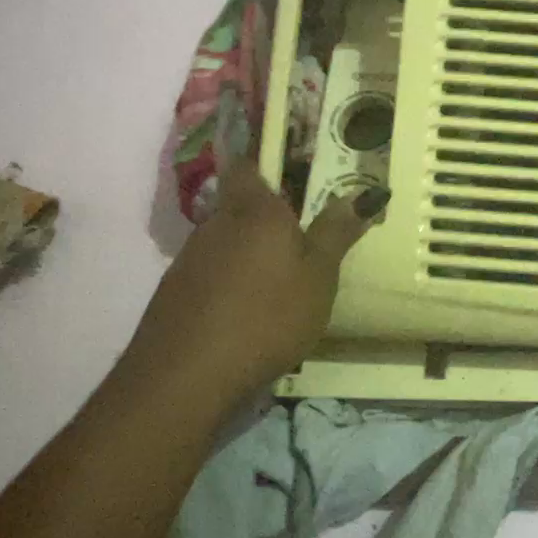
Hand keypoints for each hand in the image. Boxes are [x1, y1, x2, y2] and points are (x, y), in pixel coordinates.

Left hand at [118, 159, 387, 405]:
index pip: (249, 164)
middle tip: (304, 229)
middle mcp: (216, 225)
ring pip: (226, 241)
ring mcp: (190, 260)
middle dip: (268, 214)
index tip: (292, 163)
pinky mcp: (176, 296)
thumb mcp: (319, 276)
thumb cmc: (267, 316)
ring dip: (251, 251)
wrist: (186, 378)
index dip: (265, 159)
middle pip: (240, 205)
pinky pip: (213, 273)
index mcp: (254, 210)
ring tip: (283, 276)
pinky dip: (233, 281)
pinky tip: (252, 309)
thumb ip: (335, 233)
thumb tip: (361, 193)